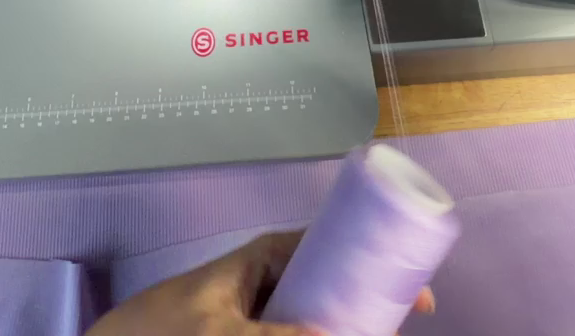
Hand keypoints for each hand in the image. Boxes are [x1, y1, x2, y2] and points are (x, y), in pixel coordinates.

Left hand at [85, 231, 433, 335]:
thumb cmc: (165, 328)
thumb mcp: (222, 330)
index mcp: (262, 258)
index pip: (325, 246)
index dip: (367, 258)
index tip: (409, 285)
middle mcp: (266, 282)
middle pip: (328, 284)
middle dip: (366, 300)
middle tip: (407, 316)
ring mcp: (258, 314)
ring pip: (314, 315)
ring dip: (345, 323)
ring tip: (382, 329)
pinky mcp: (249, 334)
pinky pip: (295, 332)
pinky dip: (319, 334)